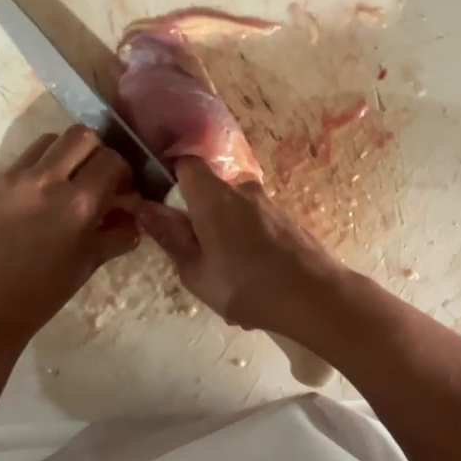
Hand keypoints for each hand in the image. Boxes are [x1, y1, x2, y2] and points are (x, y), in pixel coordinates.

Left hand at [0, 126, 140, 344]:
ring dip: (65, 154)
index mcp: (77, 204)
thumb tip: (133, 215)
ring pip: (50, 140)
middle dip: (96, 152)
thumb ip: (118, 232)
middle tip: (94, 176)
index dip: (122, 171)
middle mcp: (46, 181)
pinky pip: (23, 161)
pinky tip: (35, 199)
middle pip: (82, 136)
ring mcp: (14, 178)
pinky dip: (38, 171)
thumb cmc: (44, 291)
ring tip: (64, 181)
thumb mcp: (90, 262)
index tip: (119, 188)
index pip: (112, 160)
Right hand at [134, 158, 342, 333]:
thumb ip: (170, 237)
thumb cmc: (246, 286)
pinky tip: (251, 282)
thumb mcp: (196, 271)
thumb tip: (143, 208)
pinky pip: (254, 225)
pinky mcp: (287, 220)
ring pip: (233, 211)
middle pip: (210, 189)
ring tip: (225, 278)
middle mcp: (242, 189)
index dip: (170, 177)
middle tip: (194, 255)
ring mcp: (268, 204)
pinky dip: (246, 245)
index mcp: (213, 196)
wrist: (316, 297)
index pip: (186, 163)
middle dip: (197, 216)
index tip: (160, 204)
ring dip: (224, 236)